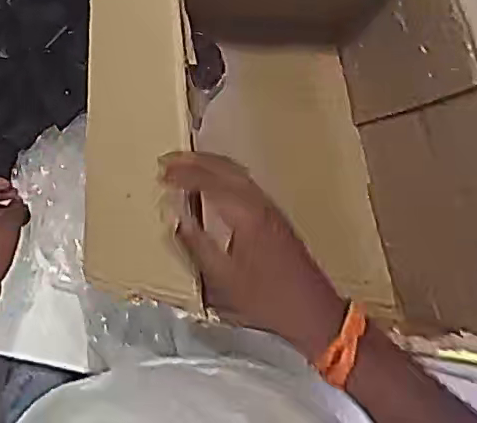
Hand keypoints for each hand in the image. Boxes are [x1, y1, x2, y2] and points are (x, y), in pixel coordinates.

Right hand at [161, 152, 346, 361]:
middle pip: (220, 166)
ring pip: (232, 168)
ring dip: (205, 162)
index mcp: (243, 213)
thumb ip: (196, 243)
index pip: (206, 180)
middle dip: (190, 160)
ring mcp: (267, 204)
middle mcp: (256, 200)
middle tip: (165, 162)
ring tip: (182, 165)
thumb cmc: (267, 300)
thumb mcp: (224, 279)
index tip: (160, 175)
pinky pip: (241, 177)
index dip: (180, 175)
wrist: (317, 315)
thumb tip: (175, 215)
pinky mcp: (272, 211)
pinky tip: (210, 180)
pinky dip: (219, 170)